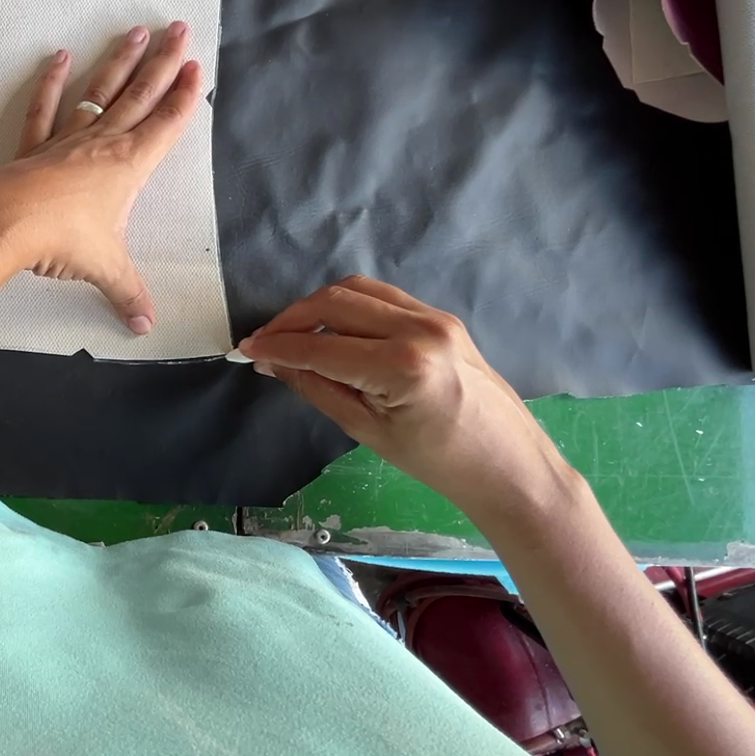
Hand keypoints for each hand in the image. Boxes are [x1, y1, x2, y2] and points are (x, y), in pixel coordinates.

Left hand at [0, 21, 202, 334]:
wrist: (1, 225)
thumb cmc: (60, 240)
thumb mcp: (104, 268)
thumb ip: (127, 294)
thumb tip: (145, 327)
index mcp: (128, 166)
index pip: (165, 125)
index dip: (184, 98)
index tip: (198, 66)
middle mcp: (102, 143)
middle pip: (140, 96)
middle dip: (163, 63)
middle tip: (180, 27)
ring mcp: (67, 140)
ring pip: (100, 92)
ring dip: (119, 62)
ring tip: (136, 30)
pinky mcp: (34, 146)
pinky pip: (45, 108)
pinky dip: (52, 82)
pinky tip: (60, 57)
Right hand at [238, 276, 579, 524]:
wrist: (509, 465)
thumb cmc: (436, 461)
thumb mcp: (366, 430)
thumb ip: (315, 387)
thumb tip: (271, 363)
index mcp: (401, 366)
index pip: (321, 346)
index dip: (277, 346)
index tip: (245, 350)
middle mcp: (419, 329)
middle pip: (335, 302)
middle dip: (291, 319)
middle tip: (264, 341)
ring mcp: (434, 317)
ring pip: (357, 290)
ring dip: (317, 306)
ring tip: (293, 332)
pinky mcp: (442, 317)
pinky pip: (382, 297)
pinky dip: (348, 305)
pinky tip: (332, 328)